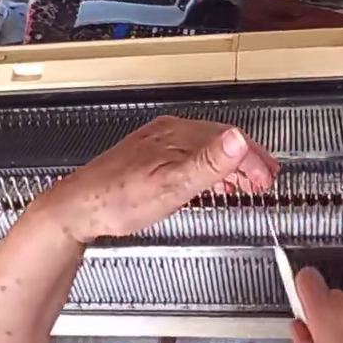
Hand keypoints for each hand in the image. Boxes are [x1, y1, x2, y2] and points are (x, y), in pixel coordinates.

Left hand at [28, 115, 278, 243]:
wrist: (76, 209)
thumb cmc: (117, 201)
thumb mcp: (171, 186)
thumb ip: (209, 164)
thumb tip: (239, 140)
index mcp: (178, 136)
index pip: (230, 140)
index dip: (254, 160)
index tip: (266, 179)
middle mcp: (169, 134)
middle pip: (221, 141)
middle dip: (247, 160)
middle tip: (265, 179)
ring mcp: (158, 144)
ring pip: (205, 148)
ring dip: (230, 165)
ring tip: (245, 182)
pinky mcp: (149, 157)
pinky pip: (189, 156)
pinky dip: (208, 168)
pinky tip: (207, 181)